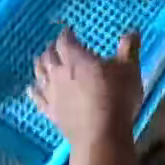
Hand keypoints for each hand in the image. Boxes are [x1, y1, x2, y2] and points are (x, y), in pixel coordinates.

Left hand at [30, 29, 143, 152]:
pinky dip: (34, 89)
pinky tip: (32, 87)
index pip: (65, 42)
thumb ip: (129, 49)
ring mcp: (52, 93)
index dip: (66, 35)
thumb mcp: (130, 69)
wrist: (101, 133)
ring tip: (43, 61)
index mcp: (77, 59)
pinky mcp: (50, 111)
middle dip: (51, 49)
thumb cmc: (117, 97)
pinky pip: (37, 97)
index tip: (69, 31)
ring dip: (41, 65)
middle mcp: (59, 73)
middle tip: (57, 46)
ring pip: (39, 74)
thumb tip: (132, 31)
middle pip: (48, 57)